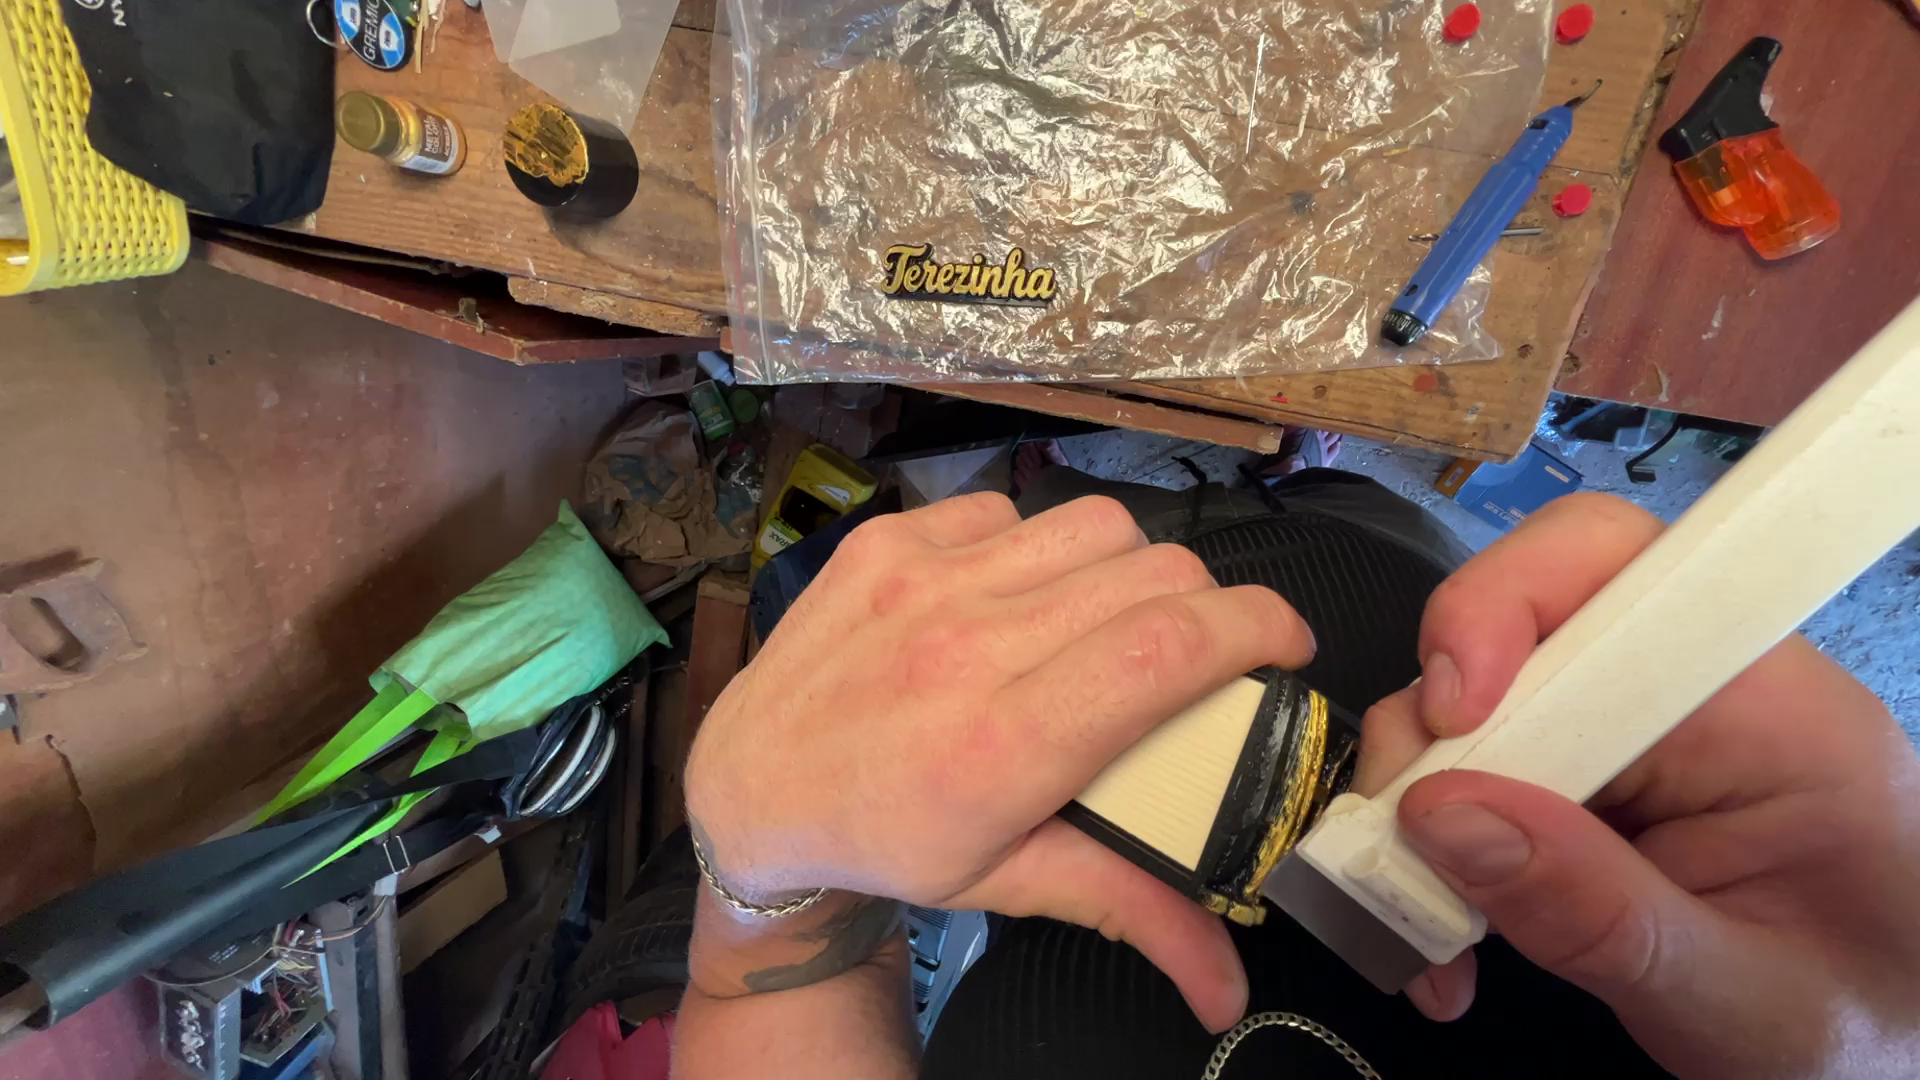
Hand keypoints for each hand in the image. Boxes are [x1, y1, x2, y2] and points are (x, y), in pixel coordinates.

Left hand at [683, 492, 1315, 1030]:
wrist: (755, 782)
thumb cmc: (885, 837)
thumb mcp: (1003, 879)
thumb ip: (1126, 909)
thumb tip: (1228, 985)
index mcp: (1006, 743)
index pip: (1170, 646)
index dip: (1256, 625)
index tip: (1282, 639)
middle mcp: (968, 644)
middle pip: (1147, 573)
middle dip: (1200, 601)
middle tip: (1188, 642)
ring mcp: (922, 576)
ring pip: (1091, 525)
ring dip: (1124, 564)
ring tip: (1104, 608)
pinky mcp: (890, 541)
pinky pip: (1006, 511)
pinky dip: (1034, 544)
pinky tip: (1013, 587)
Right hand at [1357, 495, 1919, 1077]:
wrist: (1869, 1070)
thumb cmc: (1864, 1034)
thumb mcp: (1752, 1005)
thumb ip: (1604, 914)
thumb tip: (1439, 816)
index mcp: (1756, 703)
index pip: (1610, 558)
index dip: (1503, 604)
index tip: (1452, 716)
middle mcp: (1652, 688)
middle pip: (1493, 629)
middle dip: (1427, 724)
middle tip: (1408, 827)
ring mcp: (1582, 724)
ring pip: (1438, 702)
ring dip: (1404, 805)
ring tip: (1422, 925)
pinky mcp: (1534, 763)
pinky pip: (1433, 764)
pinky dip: (1407, 837)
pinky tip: (1434, 927)